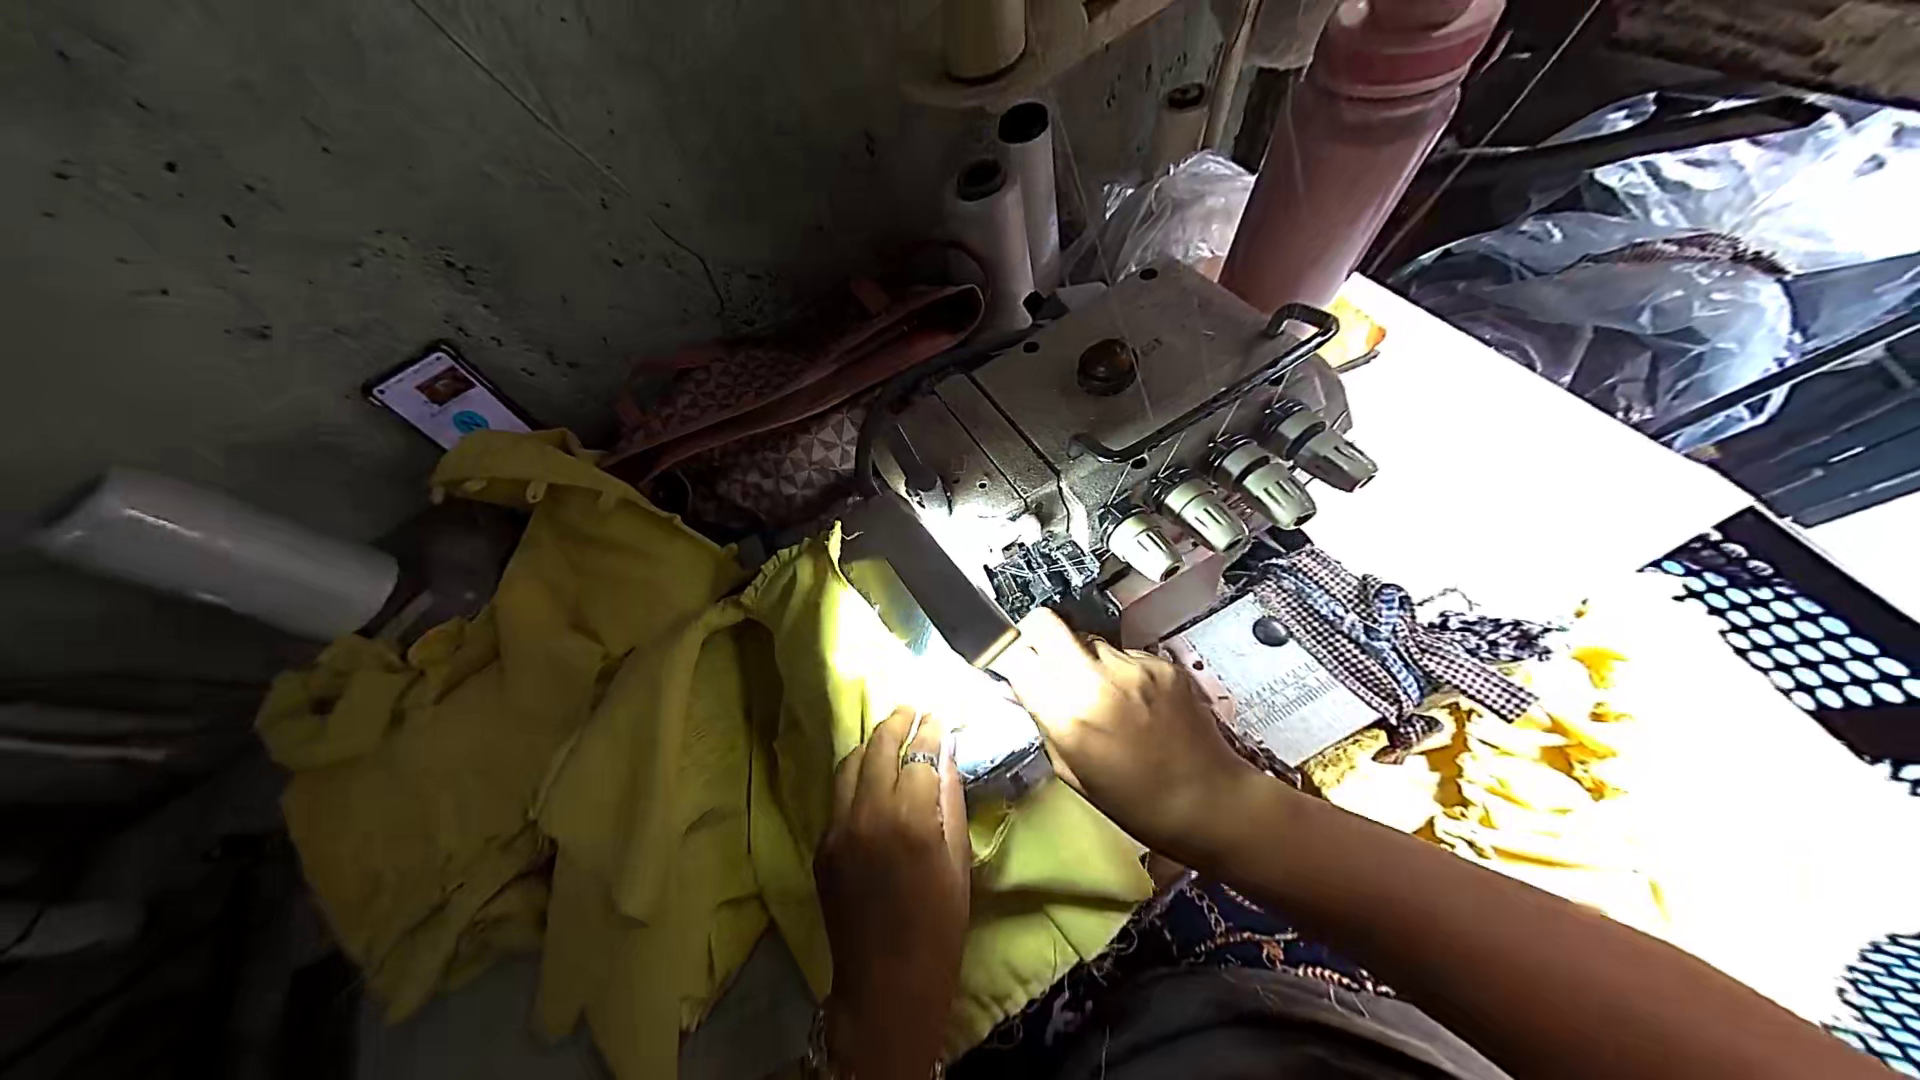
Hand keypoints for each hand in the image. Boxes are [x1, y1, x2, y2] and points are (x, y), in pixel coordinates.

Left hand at [815, 708, 969, 1078]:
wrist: (888, 980)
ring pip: (850, 764)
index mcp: (911, 818)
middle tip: (910, 708)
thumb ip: (950, 800)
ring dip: (871, 743)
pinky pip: (838, 794)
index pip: (920, 754)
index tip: (937, 715)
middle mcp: (869, 813)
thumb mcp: (957, 859)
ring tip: (887, 732)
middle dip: (897, 722)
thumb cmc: (939, 923)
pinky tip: (869, 772)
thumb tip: (946, 755)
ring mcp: (839, 827)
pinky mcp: (822, 844)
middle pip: (880, 748)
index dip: (931, 731)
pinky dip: (855, 774)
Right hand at [990, 608, 1268, 860]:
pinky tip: (1135, 700)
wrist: (1209, 801)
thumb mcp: (1072, 772)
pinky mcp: (1162, 663)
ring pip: (1087, 638)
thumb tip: (1025, 690)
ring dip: (1084, 658)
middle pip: (1045, 623)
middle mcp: (1097, 681)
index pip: (1016, 656)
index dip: (1011, 660)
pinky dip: (1120, 669)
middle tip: (1044, 658)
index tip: (1015, 668)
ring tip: (1102, 693)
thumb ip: (1045, 724)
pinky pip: (1124, 652)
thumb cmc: (1137, 803)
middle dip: (1037, 636)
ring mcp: (1134, 667)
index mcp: (1068, 716)